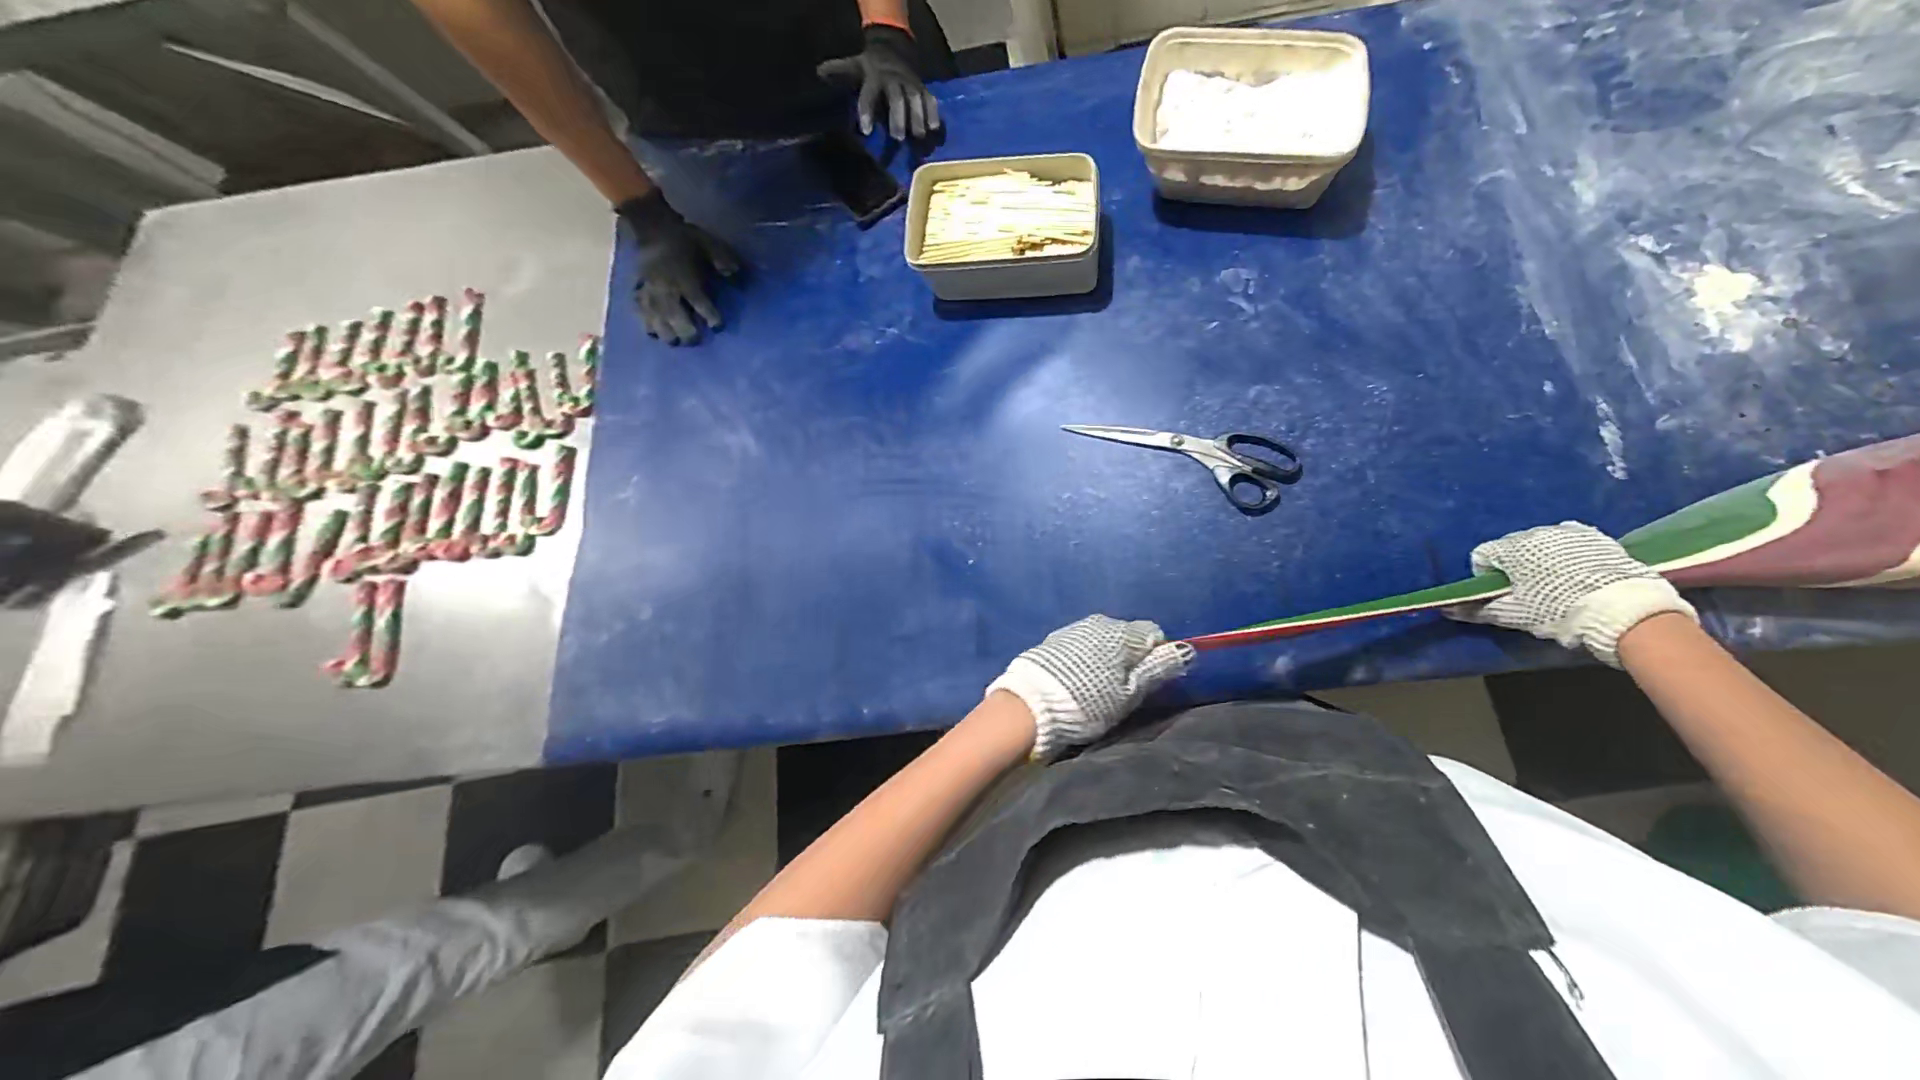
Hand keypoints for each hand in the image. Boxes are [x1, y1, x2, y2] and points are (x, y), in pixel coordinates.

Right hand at [616, 191, 740, 345]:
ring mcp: (651, 290)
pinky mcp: (639, 289)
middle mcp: (668, 288)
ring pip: (656, 319)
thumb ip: (722, 259)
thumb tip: (735, 273)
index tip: (717, 326)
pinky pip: (640, 310)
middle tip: (694, 339)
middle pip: (676, 317)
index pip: (701, 303)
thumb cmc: (684, 238)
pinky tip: (652, 333)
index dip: (710, 317)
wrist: (652, 226)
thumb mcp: (708, 243)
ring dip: (666, 332)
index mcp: (686, 279)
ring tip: (674, 342)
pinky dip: (646, 323)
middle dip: (686, 331)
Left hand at [816, 25, 940, 139]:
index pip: (869, 94)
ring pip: (916, 100)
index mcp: (875, 77)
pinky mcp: (923, 90)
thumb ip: (839, 71)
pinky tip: (935, 130)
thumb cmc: (870, 66)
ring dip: (918, 119)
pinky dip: (934, 114)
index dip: (866, 111)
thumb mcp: (854, 65)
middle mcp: (894, 80)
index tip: (865, 131)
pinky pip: (930, 101)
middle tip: (897, 138)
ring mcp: (910, 85)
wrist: (894, 49)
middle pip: (897, 99)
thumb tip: (819, 72)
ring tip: (919, 138)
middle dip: (898, 117)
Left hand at [986, 615, 1194, 759]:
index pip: (1153, 633)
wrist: (1030, 707)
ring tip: (1096, 687)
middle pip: (1125, 636)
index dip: (1155, 657)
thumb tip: (1185, 650)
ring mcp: (1072, 630)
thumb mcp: (1129, 693)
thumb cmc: (1088, 702)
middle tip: (1121, 689)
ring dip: (1104, 658)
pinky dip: (1084, 660)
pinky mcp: (1052, 642)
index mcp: (1121, 632)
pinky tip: (1076, 681)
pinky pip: (1080, 647)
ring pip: (1101, 641)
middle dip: (1128, 657)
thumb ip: (1157, 669)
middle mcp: (1097, 623)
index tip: (1146, 681)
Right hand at [1447, 522, 1696, 666]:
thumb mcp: (1514, 614)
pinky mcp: (1599, 538)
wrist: (1626, 611)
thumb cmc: (1558, 610)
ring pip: (1542, 544)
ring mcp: (1570, 533)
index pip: (1483, 555)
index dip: (1488, 576)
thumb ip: (1476, 609)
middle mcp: (1537, 533)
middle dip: (1515, 565)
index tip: (1503, 594)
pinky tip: (1578, 575)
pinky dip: (1567, 556)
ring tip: (1556, 583)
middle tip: (1529, 591)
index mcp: (1511, 548)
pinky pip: (1570, 543)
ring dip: (1541, 560)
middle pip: (1512, 547)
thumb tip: (1446, 609)